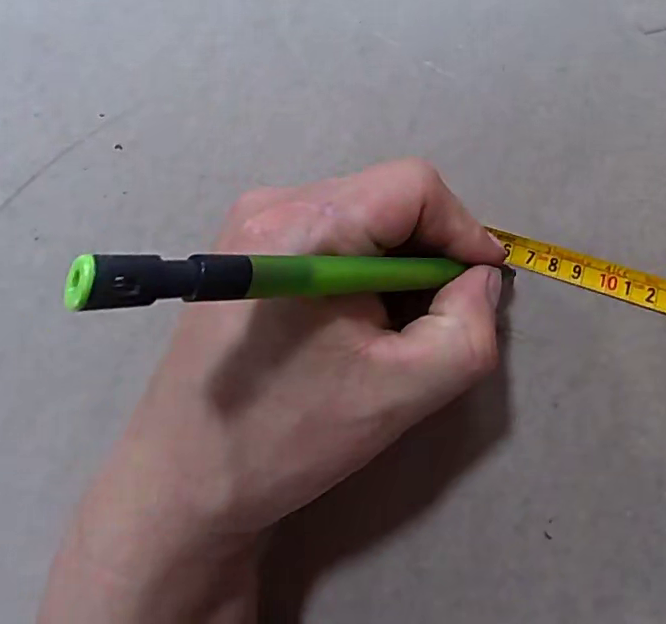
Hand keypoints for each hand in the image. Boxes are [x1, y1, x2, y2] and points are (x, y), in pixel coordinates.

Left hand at [40, 159, 506, 623]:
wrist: (182, 479)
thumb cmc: (288, 437)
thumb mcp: (402, 392)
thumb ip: (467, 329)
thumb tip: (482, 277)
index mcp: (306, 226)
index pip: (414, 185)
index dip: (461, 228)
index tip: (480, 282)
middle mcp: (274, 201)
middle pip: (388, 195)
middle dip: (430, 248)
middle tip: (437, 312)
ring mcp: (254, 216)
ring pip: (364, 210)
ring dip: (398, 258)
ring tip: (391, 322)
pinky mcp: (248, 239)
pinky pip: (332, 226)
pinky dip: (364, 260)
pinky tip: (354, 314)